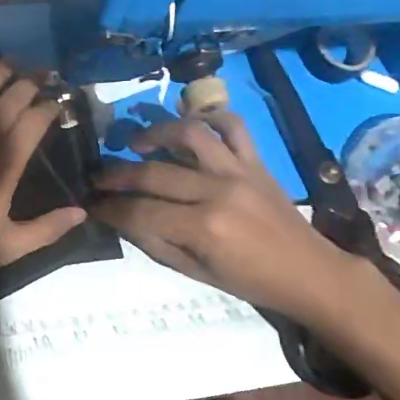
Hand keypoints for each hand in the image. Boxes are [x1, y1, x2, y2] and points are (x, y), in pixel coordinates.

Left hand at [0, 60, 86, 282]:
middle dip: (31, 82)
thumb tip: (82, 213)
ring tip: (11, 61)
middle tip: (44, 72)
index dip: (51, 107)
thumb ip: (48, 228)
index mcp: (7, 161)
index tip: (61, 101)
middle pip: (11, 98)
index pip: (36, 121)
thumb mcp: (11, 246)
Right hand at [90, 111, 362, 318]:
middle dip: (117, 175)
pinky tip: (189, 127)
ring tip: (137, 144)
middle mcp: (218, 190)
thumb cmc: (250, 281)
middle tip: (99, 178)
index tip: (92, 204)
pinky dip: (209, 117)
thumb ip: (156, 242)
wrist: (308, 271)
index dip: (110, 207)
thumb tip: (123, 218)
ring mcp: (239, 170)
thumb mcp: (196, 273)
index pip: (140, 210)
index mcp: (203, 228)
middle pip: (154, 172)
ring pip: (190, 132)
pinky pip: (232, 125)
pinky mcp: (256, 160)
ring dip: (156, 133)